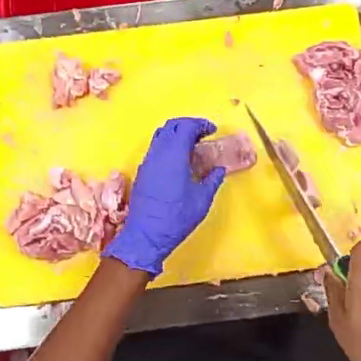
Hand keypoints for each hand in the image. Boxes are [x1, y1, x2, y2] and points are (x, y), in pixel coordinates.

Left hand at [103, 117, 227, 274]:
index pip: (186, 127)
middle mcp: (158, 153)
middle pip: (171, 126)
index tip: (212, 130)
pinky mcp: (142, 173)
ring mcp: (147, 162)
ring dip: (176, 135)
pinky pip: (155, 149)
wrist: (146, 235)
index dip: (200, 124)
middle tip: (202, 134)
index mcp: (174, 155)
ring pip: (160, 136)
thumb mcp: (202, 200)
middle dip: (187, 125)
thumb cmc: (177, 217)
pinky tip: (178, 160)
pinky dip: (168, 146)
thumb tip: (218, 170)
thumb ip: (212, 180)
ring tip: (191, 146)